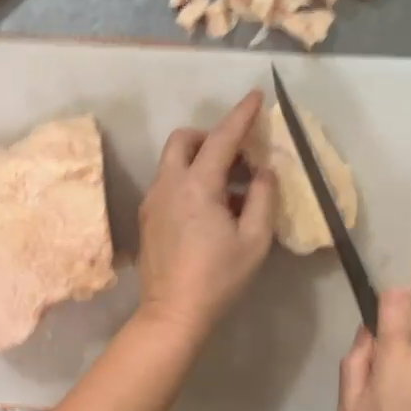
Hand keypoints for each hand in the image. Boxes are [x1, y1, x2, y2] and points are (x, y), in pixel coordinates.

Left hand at [136, 90, 277, 339]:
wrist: (172, 313)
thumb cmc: (218, 278)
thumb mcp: (254, 240)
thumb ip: (263, 198)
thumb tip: (263, 172)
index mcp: (196, 186)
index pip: (222, 138)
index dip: (241, 115)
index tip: (257, 96)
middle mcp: (167, 185)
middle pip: (184, 139)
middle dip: (211, 136)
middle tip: (238, 155)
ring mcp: (152, 201)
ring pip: (173, 161)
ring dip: (200, 160)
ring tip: (231, 189)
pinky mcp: (146, 218)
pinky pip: (168, 183)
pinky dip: (189, 180)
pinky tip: (210, 210)